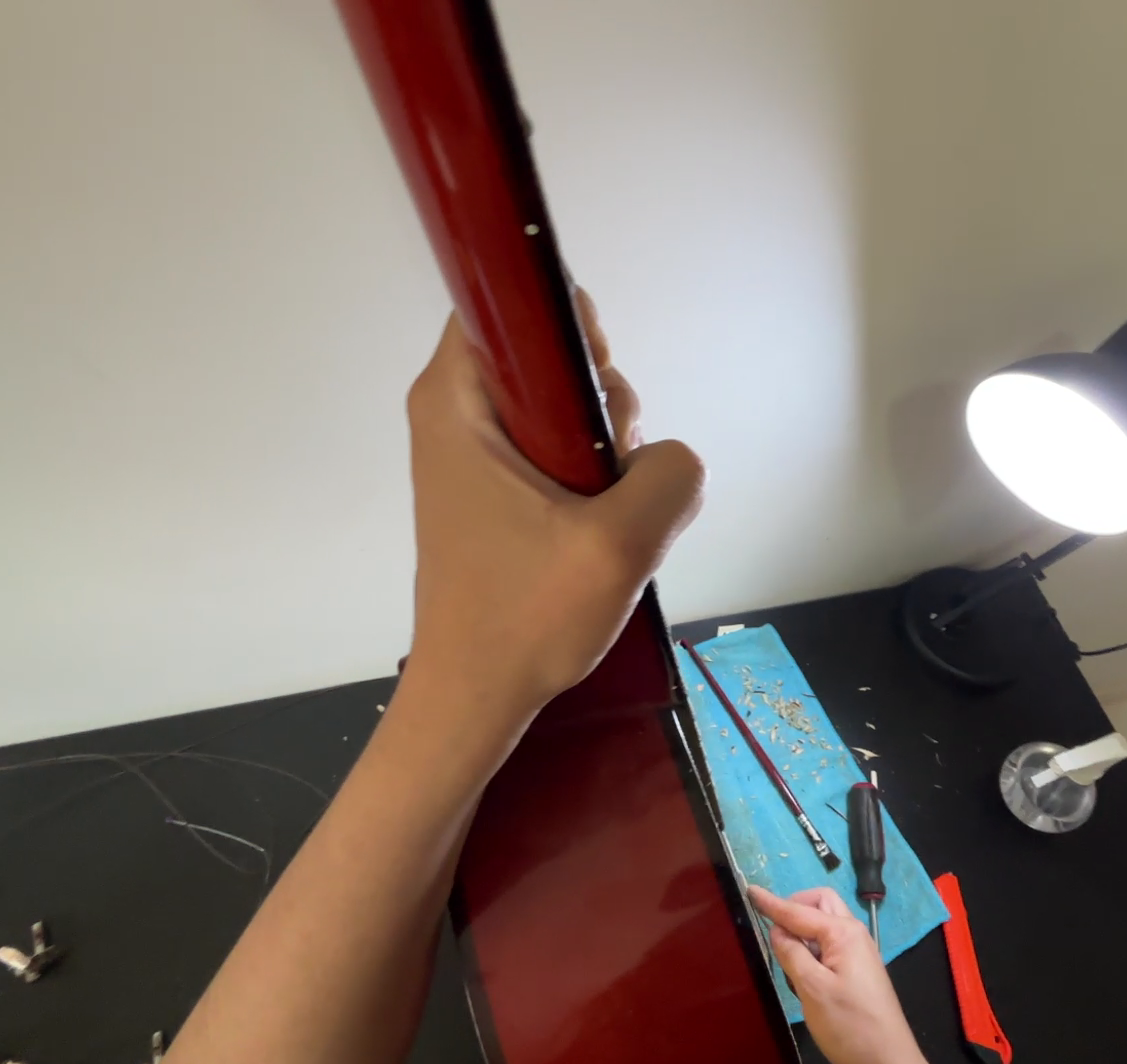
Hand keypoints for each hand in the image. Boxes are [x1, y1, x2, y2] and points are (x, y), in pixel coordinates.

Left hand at [402, 291, 704, 721]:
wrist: (476, 695)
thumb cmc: (526, 619)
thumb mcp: (618, 546)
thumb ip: (670, 478)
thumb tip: (669, 461)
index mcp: (457, 403)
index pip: (508, 305)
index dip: (571, 329)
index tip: (603, 393)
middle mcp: (457, 415)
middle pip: (546, 357)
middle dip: (599, 403)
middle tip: (610, 471)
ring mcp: (475, 456)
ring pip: (560, 408)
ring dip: (603, 449)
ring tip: (604, 514)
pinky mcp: (494, 492)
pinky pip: (556, 450)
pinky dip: (589, 477)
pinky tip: (597, 526)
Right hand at [750, 886, 937, 1063]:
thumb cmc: (850, 1026)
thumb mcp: (813, 990)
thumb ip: (791, 953)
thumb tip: (777, 930)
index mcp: (844, 933)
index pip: (799, 911)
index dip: (772, 902)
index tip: (750, 891)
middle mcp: (854, 934)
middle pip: (820, 903)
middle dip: (795, 907)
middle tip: (776, 928)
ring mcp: (858, 952)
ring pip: (825, 922)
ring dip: (804, 929)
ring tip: (789, 957)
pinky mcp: (858, 970)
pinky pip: (830, 942)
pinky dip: (814, 946)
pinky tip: (805, 973)